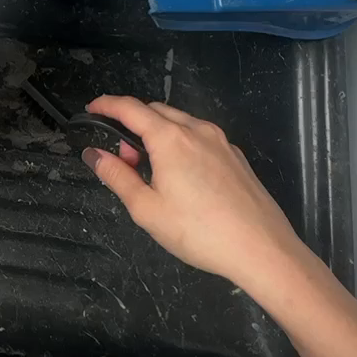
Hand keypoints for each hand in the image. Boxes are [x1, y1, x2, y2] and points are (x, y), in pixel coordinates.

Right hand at [82, 95, 308, 289]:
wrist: (265, 252)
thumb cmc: (199, 231)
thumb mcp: (146, 209)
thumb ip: (116, 176)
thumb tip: (94, 154)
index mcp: (169, 138)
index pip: (129, 107)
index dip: (106, 104)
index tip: (91, 109)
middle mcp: (196, 130)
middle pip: (155, 110)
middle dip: (132, 123)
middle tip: (124, 158)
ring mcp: (221, 142)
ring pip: (179, 121)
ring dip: (157, 132)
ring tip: (153, 169)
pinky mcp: (237, 157)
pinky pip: (200, 136)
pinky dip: (181, 142)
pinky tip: (184, 176)